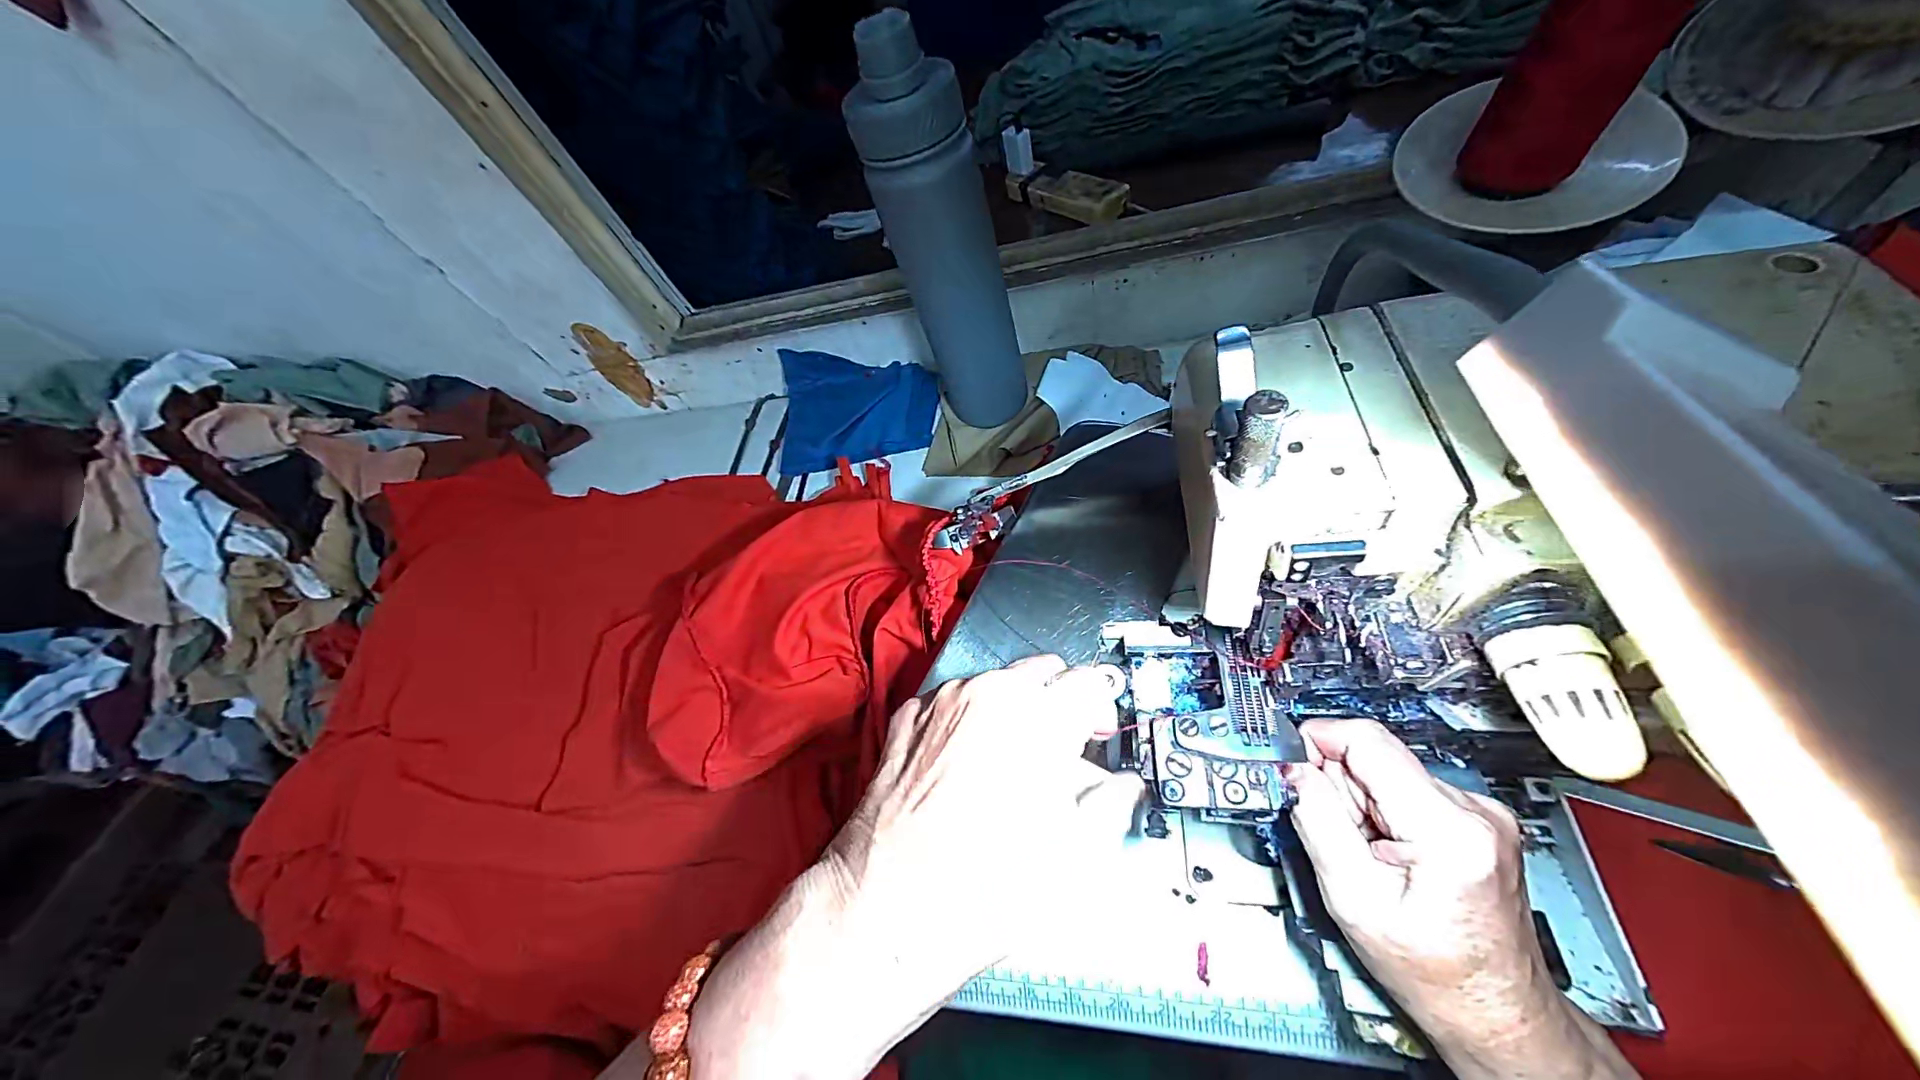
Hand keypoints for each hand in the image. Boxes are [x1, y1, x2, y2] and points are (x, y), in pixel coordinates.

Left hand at [680, 656, 1142, 1079]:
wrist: (886, 910)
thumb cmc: (978, 891)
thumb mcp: (1072, 858)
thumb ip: (1107, 808)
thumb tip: (1119, 790)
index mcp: (1039, 720)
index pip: (1090, 682)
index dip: (1104, 709)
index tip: (1100, 733)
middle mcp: (988, 697)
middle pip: (1041, 672)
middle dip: (1059, 701)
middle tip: (1062, 747)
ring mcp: (940, 704)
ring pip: (993, 684)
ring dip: (1011, 709)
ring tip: (1010, 762)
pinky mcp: (904, 722)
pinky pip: (948, 703)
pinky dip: (964, 721)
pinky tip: (965, 763)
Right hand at [1287, 718, 1636, 1079]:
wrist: (1495, 1011)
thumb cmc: (1437, 973)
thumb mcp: (1353, 900)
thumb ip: (1317, 822)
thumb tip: (1294, 771)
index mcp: (1450, 829)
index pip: (1368, 741)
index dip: (1318, 740)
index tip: (1288, 757)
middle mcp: (1475, 810)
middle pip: (1375, 758)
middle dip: (1340, 788)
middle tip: (1339, 838)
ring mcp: (1481, 812)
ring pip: (1387, 773)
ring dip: (1360, 804)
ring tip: (1370, 856)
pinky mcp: (1477, 818)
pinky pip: (1405, 789)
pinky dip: (1382, 814)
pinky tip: (1389, 855)